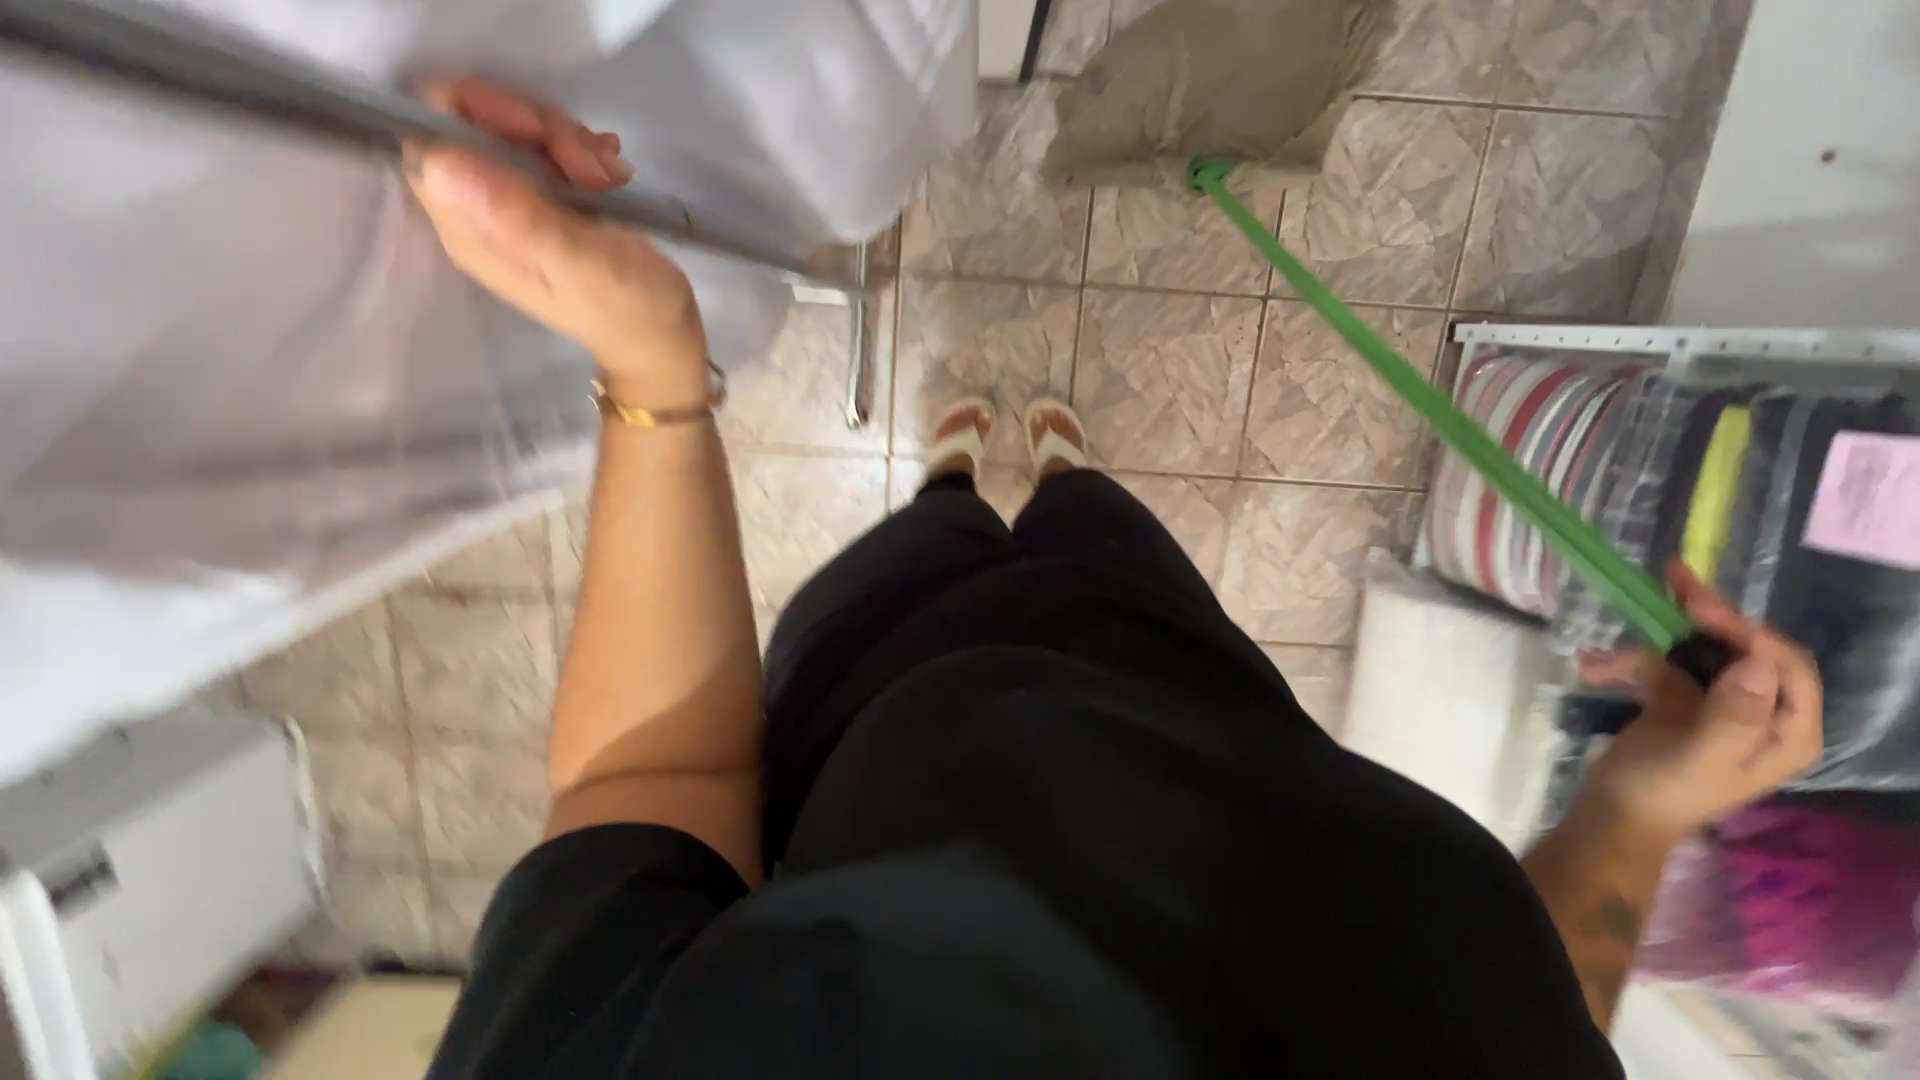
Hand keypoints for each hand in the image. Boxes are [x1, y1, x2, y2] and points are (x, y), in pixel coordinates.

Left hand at [404, 77, 707, 401]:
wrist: (662, 339)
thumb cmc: (630, 310)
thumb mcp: (583, 264)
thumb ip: (519, 219)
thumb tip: (444, 164)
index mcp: (474, 234)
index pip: (431, 142)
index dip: (475, 117)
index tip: (535, 131)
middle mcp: (480, 216)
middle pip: (472, 127)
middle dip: (532, 127)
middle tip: (586, 161)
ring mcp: (512, 209)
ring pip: (511, 133)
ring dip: (564, 139)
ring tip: (607, 175)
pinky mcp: (543, 205)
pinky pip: (542, 151)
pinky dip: (578, 150)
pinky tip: (611, 174)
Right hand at [1584, 561, 1823, 840]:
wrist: (1614, 815)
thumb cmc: (1662, 792)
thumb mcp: (1700, 758)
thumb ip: (1735, 716)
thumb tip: (1756, 665)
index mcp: (1786, 731)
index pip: (1786, 665)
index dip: (1746, 630)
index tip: (1697, 606)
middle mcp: (1762, 712)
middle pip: (1745, 649)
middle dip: (1706, 619)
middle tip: (1671, 581)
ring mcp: (1719, 705)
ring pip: (1697, 653)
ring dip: (1649, 647)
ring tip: (1598, 659)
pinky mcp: (1681, 702)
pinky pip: (1662, 667)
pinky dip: (1628, 663)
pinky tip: (1592, 670)